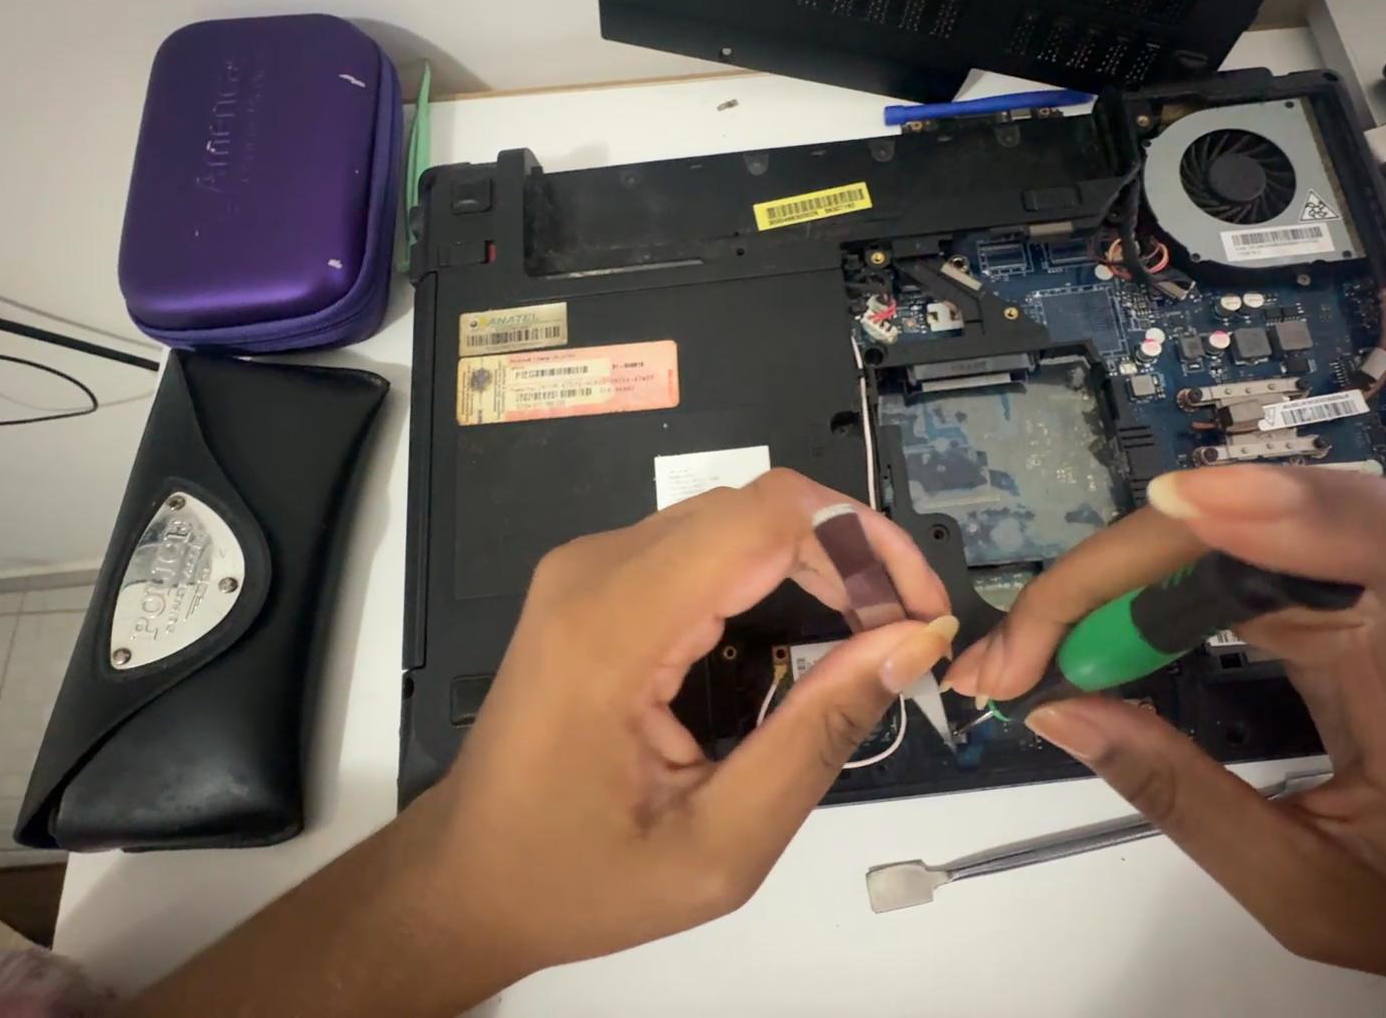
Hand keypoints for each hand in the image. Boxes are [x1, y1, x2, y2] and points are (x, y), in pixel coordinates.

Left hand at [432, 469, 955, 983]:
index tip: (918, 608)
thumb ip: (819, 734)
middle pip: (757, 508)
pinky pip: (706, 541)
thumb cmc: (580, 877)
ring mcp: (591, 564)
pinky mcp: (598, 576)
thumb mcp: (720, 845)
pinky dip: (774, 566)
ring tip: (869, 626)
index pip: (763, 519)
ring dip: (819, 557)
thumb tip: (909, 645)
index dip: (862, 541)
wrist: (467, 874)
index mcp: (614, 626)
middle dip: (852, 552)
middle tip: (904, 629)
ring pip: (737, 517)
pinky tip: (808, 616)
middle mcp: (597, 568)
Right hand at [946, 464, 1385, 993]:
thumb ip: (1181, 798)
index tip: (1180, 508)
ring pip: (1203, 528)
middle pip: (1246, 526)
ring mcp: (1354, 567)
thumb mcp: (1306, 888)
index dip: (1302, 513)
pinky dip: (1115, 587)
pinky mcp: (1303, 570)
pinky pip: (1193, 552)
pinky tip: (1061, 627)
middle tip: (1013, 654)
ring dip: (1096, 580)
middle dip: (1111, 575)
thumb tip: (1054, 708)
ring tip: (1019, 649)